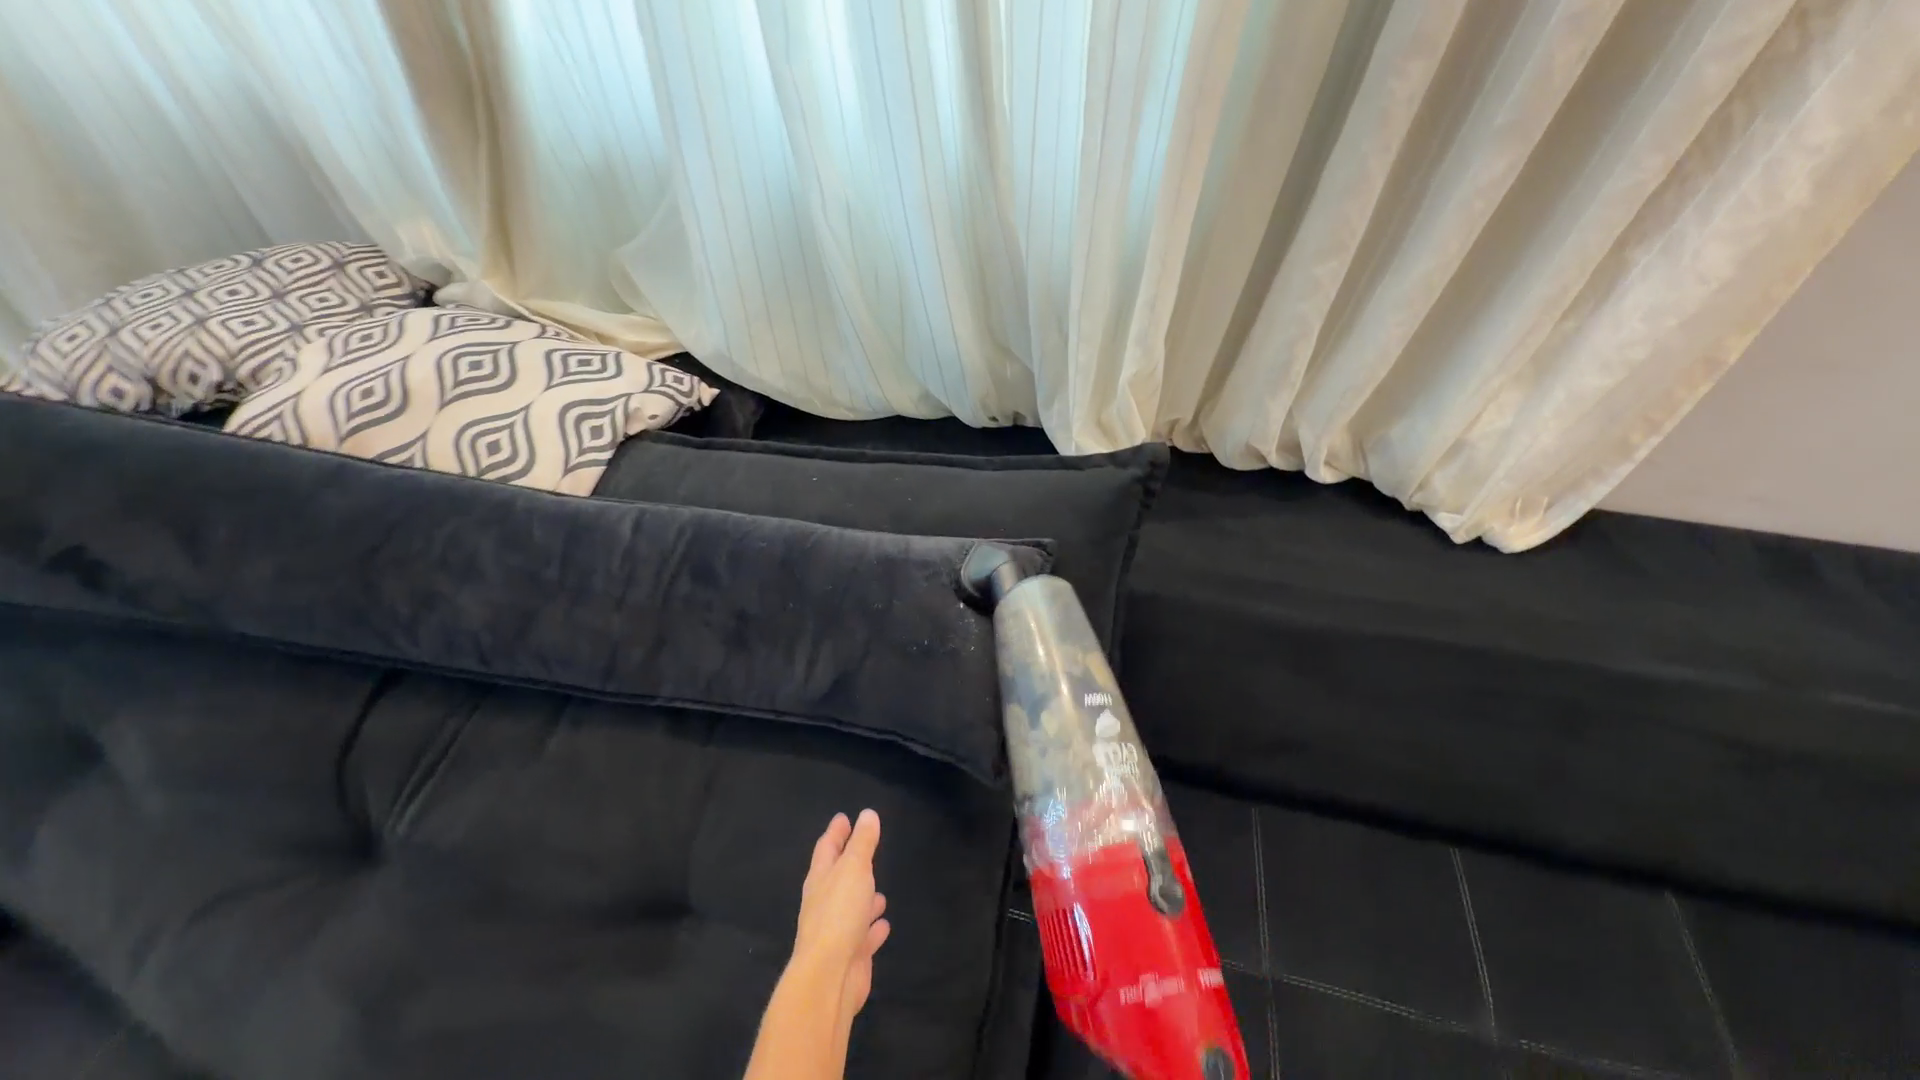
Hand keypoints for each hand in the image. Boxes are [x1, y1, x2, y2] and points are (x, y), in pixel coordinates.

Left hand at [794, 809, 890, 1018]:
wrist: (829, 976)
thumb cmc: (838, 914)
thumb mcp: (854, 869)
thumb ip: (862, 843)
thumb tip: (867, 814)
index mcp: (820, 879)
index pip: (827, 848)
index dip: (836, 832)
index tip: (843, 817)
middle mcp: (824, 903)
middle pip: (837, 877)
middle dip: (849, 864)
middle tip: (864, 851)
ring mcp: (836, 931)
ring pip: (851, 908)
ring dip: (864, 898)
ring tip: (881, 892)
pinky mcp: (850, 955)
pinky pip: (864, 936)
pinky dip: (873, 928)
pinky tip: (884, 924)